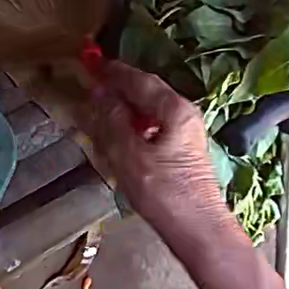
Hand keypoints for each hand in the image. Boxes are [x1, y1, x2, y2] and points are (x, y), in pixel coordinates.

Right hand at [76, 61, 233, 232]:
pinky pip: (152, 124)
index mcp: (175, 110)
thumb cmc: (163, 192)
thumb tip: (100, 94)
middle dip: (119, 85)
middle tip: (91, 79)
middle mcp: (184, 115)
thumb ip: (112, 121)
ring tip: (98, 104)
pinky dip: (132, 121)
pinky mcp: (180, 151)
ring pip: (149, 109)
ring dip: (124, 104)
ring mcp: (185, 133)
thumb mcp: (128, 154)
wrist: (196, 229)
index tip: (91, 60)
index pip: (140, 81)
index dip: (114, 71)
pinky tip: (116, 130)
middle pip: (147, 92)